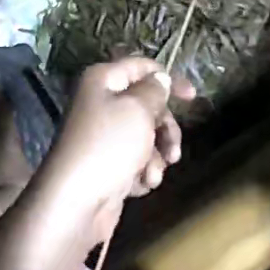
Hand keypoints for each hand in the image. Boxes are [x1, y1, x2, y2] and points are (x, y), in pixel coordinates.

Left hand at [35, 58, 193, 247]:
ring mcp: (104, 136)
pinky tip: (140, 184)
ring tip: (153, 173)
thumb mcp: (138, 109)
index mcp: (103, 80)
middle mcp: (101, 103)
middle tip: (173, 149)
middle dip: (165, 127)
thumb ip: (154, 91)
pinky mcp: (108, 165)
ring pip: (146, 136)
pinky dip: (143, 171)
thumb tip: (160, 79)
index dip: (168, 77)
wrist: (76, 203)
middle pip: (146, 105)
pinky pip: (136, 160)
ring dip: (156, 155)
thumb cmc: (108, 145)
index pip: (140, 66)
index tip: (193, 96)